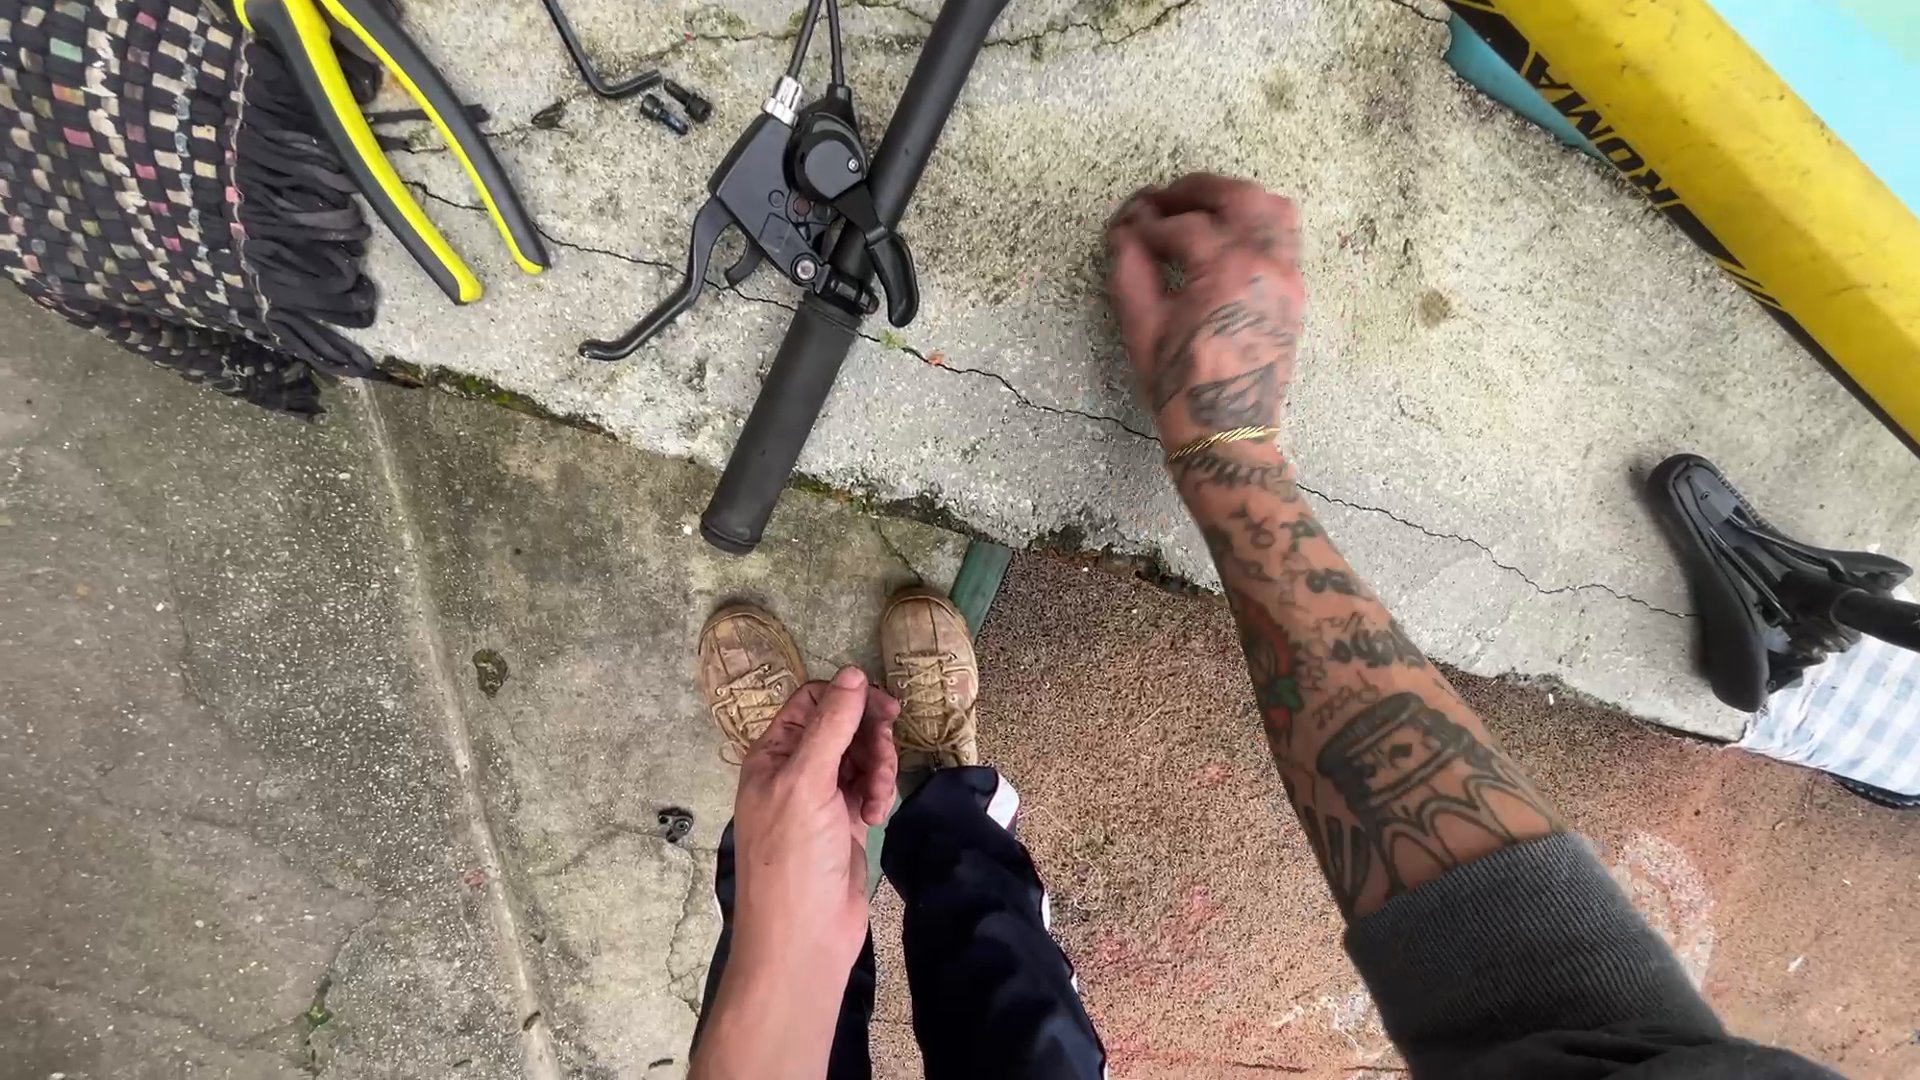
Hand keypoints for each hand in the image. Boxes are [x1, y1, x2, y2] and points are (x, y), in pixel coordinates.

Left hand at [730, 665, 898, 979]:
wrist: (804, 939)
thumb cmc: (794, 858)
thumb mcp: (807, 782)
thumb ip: (832, 724)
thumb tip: (854, 673)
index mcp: (774, 753)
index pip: (813, 702)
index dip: (849, 699)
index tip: (885, 708)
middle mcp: (795, 769)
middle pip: (844, 726)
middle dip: (869, 738)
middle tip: (883, 758)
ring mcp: (821, 795)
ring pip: (861, 755)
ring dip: (878, 769)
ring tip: (876, 799)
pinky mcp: (844, 819)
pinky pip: (869, 785)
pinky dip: (878, 794)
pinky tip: (874, 817)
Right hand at [1106, 175, 1304, 449]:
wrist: (1226, 431)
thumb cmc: (1180, 388)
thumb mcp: (1143, 331)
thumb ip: (1131, 274)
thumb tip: (1123, 235)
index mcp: (1227, 271)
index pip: (1185, 226)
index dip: (1150, 224)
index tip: (1128, 228)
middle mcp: (1267, 263)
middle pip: (1236, 197)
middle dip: (1195, 191)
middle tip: (1162, 199)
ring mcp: (1288, 276)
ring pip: (1271, 208)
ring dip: (1233, 198)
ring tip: (1198, 208)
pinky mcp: (1295, 292)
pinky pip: (1285, 237)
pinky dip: (1256, 222)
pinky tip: (1226, 236)